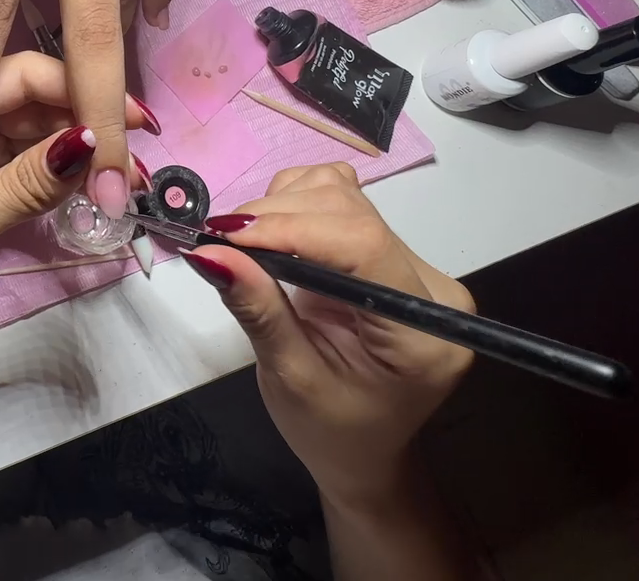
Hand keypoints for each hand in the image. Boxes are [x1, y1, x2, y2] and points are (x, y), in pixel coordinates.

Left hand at [0, 52, 150, 357]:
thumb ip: (27, 182)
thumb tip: (97, 142)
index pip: (22, 78)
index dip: (79, 94)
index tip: (136, 122)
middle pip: (38, 104)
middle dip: (87, 128)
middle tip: (141, 159)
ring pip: (42, 136)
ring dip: (82, 156)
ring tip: (131, 178)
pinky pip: (34, 168)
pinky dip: (64, 179)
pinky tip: (98, 188)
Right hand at [182, 164, 474, 509]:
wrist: (362, 446)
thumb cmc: (330, 429)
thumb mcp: (289, 376)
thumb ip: (257, 308)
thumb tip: (208, 251)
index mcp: (422, 331)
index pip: (362, 245)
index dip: (291, 227)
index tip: (225, 235)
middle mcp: (430, 286)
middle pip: (347, 209)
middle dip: (273, 216)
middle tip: (218, 241)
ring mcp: (411, 263)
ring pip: (339, 191)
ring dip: (280, 204)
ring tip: (246, 245)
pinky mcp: (386, 249)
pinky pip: (337, 197)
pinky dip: (291, 201)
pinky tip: (272, 236)